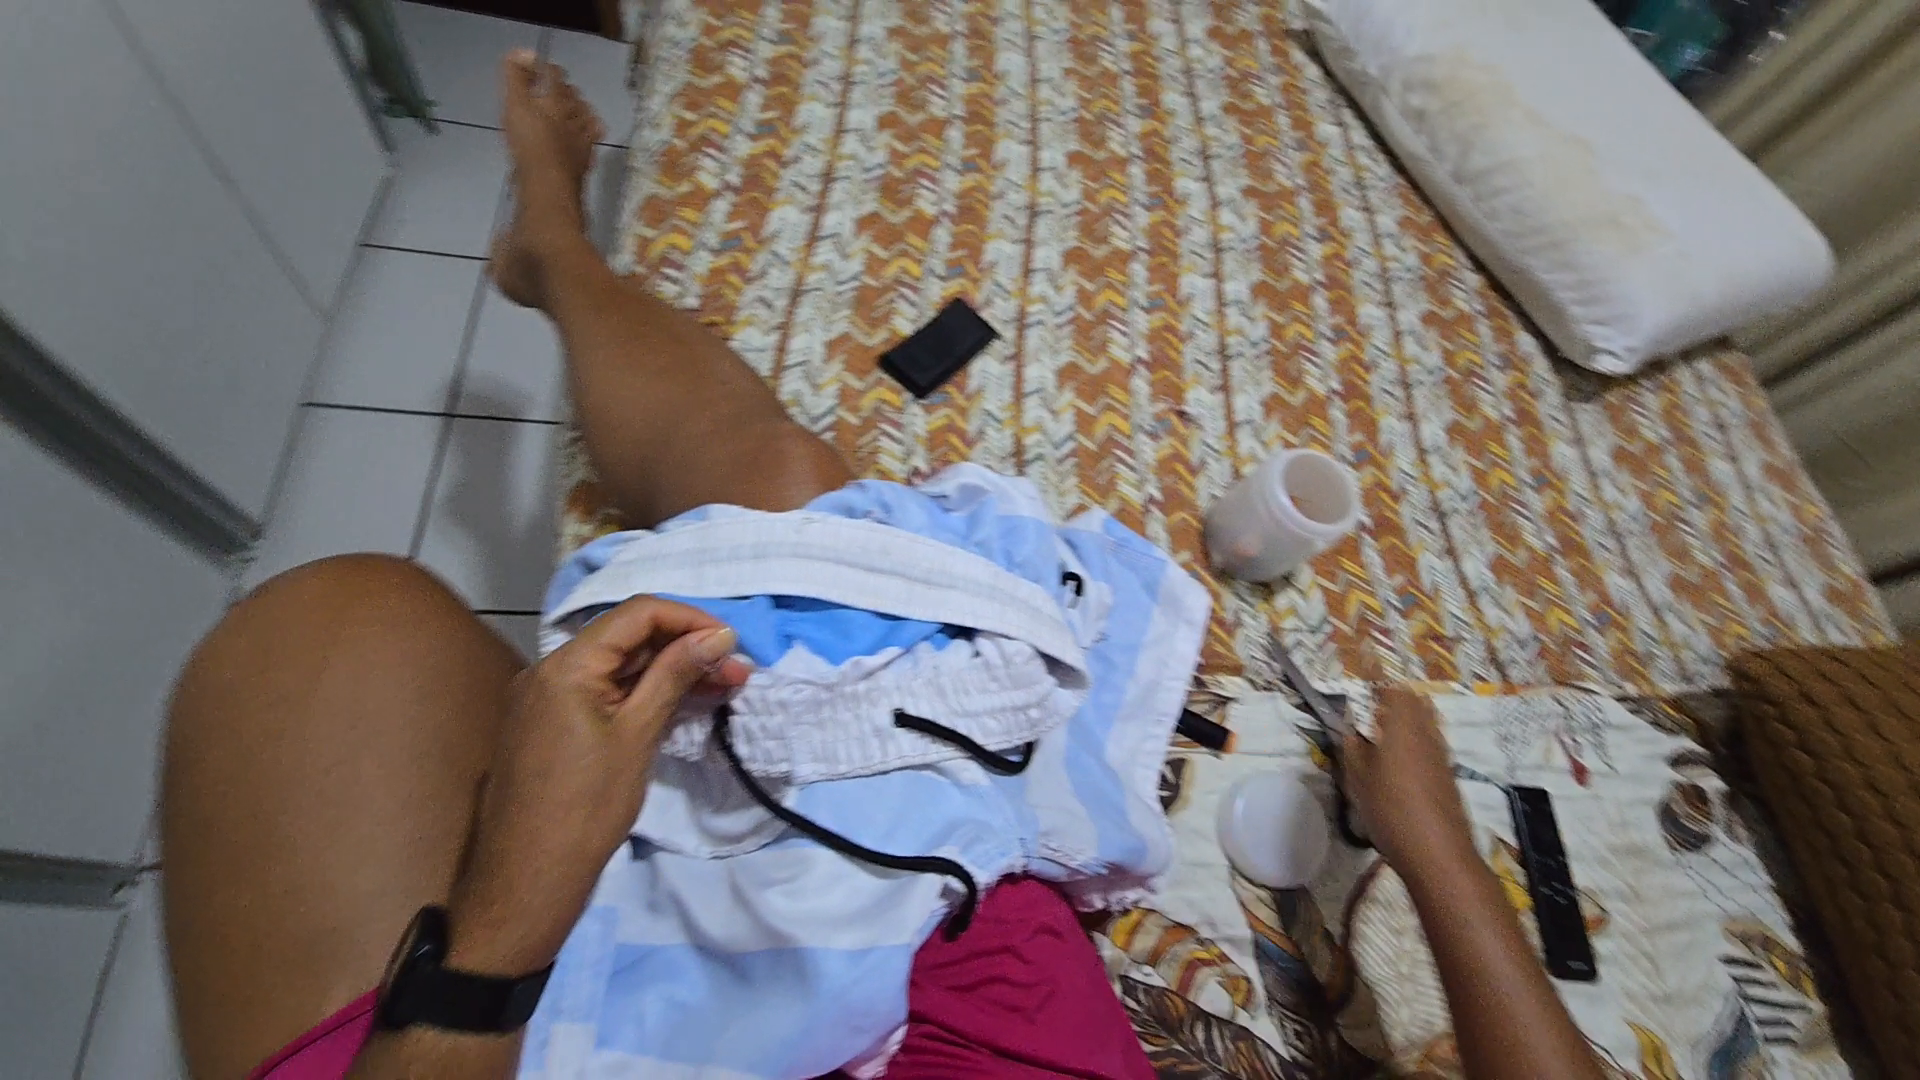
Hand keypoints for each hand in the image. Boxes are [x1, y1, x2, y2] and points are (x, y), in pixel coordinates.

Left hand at [445, 596, 751, 974]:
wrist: (526, 884)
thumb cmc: (586, 807)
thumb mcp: (638, 734)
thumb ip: (675, 674)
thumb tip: (719, 634)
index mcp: (565, 666)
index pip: (637, 614)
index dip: (689, 619)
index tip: (730, 643)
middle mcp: (551, 670)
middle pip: (630, 638)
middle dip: (687, 648)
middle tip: (737, 672)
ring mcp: (550, 699)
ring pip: (623, 667)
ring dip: (673, 672)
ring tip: (725, 687)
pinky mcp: (556, 724)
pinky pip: (609, 693)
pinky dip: (648, 694)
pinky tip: (687, 703)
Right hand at [1341, 687, 1478, 879]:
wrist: (1437, 853)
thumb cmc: (1390, 809)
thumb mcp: (1357, 778)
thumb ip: (1352, 748)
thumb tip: (1349, 731)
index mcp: (1402, 729)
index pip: (1394, 691)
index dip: (1379, 678)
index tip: (1365, 668)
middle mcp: (1427, 736)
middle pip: (1417, 703)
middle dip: (1396, 696)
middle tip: (1374, 700)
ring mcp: (1441, 757)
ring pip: (1427, 722)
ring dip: (1408, 716)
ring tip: (1384, 726)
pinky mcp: (1447, 776)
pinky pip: (1431, 742)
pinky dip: (1415, 737)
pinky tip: (1398, 757)